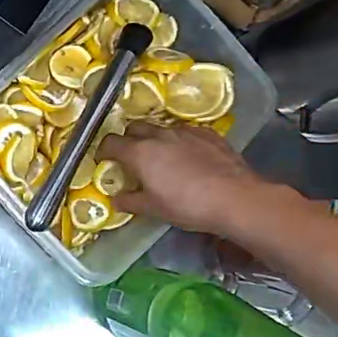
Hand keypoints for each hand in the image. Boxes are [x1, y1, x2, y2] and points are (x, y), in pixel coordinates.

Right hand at [97, 123, 286, 235]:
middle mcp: (160, 135)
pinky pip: (187, 132)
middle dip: (128, 139)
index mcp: (141, 152)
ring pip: (162, 128)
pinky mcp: (209, 134)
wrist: (234, 198)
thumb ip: (131, 201)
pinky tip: (187, 155)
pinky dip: (180, 140)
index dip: (104, 150)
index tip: (104, 160)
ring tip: (159, 156)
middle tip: (130, 156)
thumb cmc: (187, 205)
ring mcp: (186, 132)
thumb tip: (116, 199)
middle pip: (135, 128)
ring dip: (154, 138)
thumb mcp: (153, 209)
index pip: (112, 143)